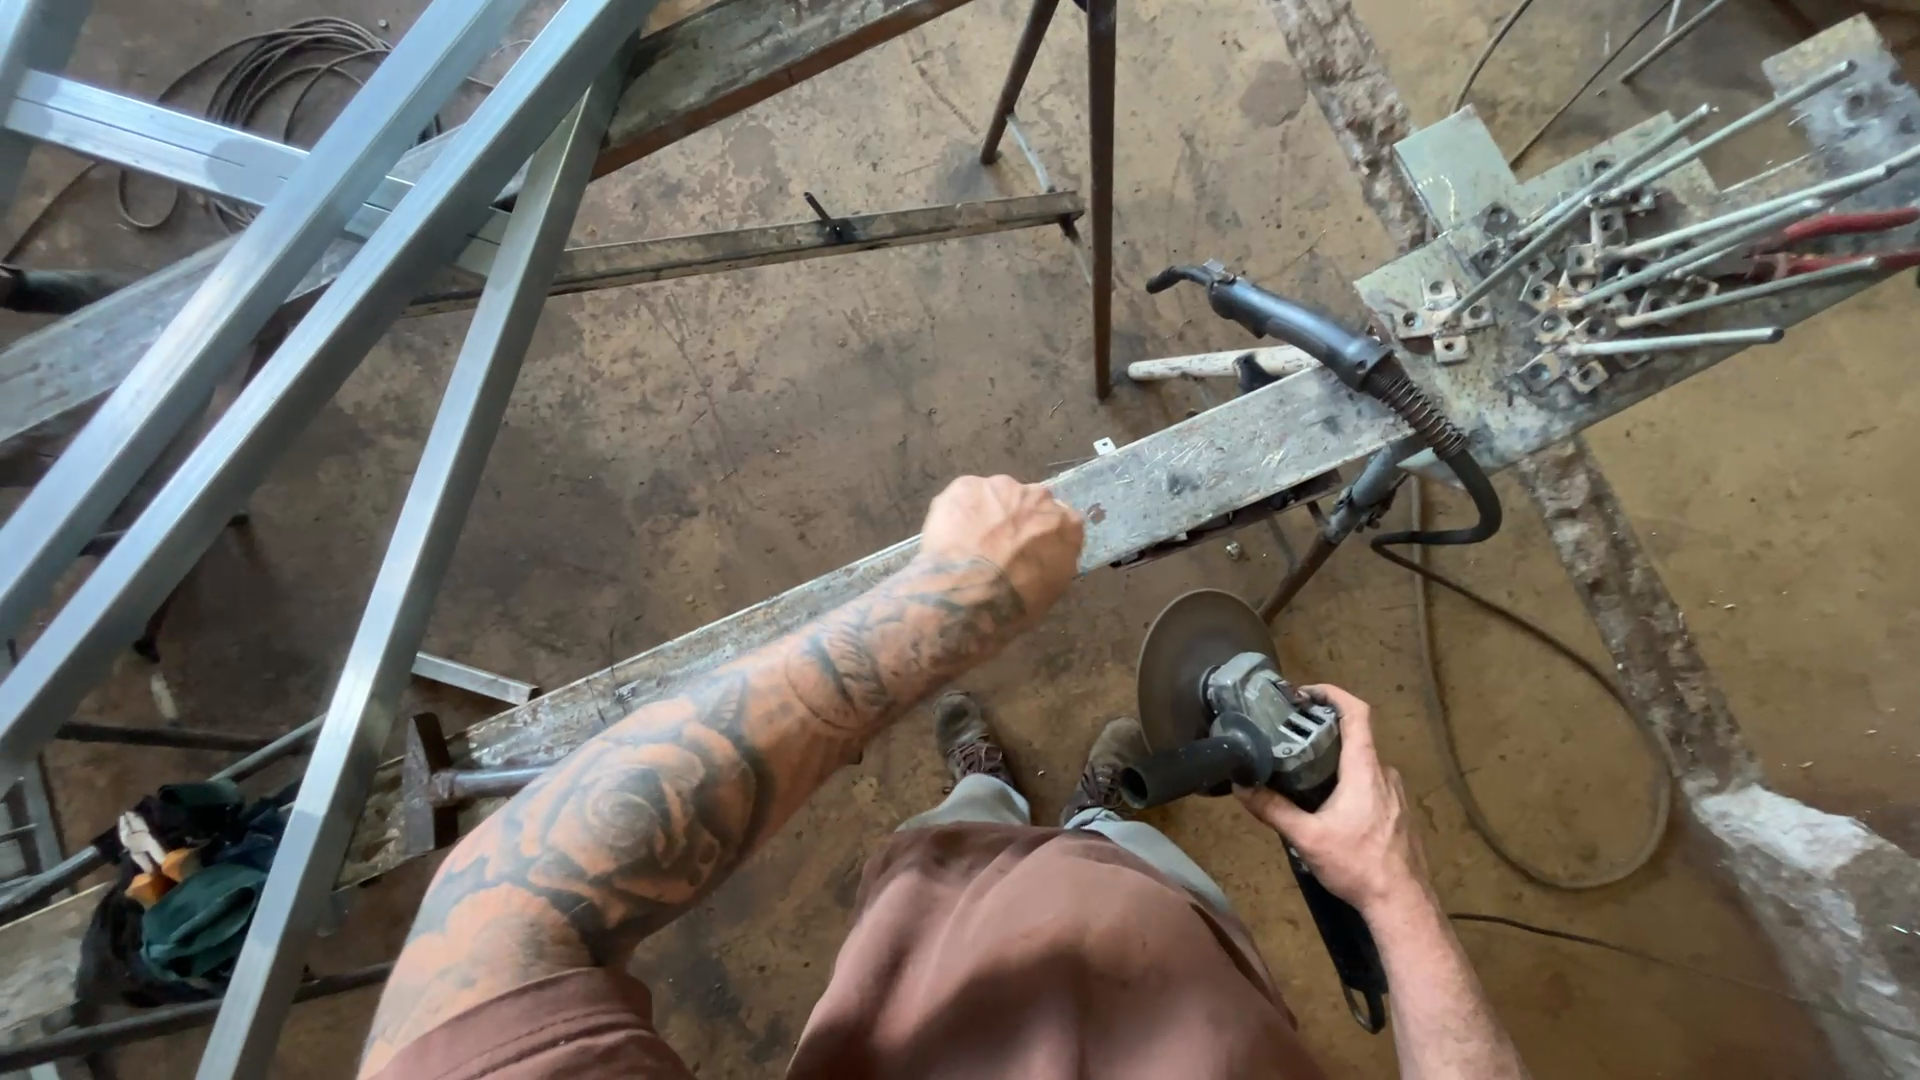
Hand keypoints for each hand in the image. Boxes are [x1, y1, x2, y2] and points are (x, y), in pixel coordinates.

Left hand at [919, 475, 1083, 616]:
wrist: (967, 592)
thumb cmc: (1014, 603)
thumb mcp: (1051, 590)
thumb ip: (1053, 561)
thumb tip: (1042, 555)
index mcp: (1066, 524)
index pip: (1061, 522)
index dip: (1041, 535)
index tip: (1028, 549)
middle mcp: (1039, 497)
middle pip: (1027, 503)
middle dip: (1014, 519)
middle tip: (997, 545)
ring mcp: (1002, 487)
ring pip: (994, 496)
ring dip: (985, 513)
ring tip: (968, 542)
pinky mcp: (966, 485)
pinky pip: (964, 497)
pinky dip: (957, 512)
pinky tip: (948, 537)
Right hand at [1237, 685, 1432, 917]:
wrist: (1403, 906)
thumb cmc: (1358, 864)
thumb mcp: (1306, 838)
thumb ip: (1272, 809)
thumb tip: (1240, 786)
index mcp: (1365, 769)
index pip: (1357, 713)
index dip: (1333, 694)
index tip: (1305, 693)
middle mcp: (1384, 774)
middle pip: (1355, 737)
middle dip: (1322, 730)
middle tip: (1290, 735)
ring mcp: (1395, 794)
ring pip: (1362, 763)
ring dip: (1334, 759)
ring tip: (1302, 770)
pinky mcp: (1398, 814)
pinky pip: (1370, 784)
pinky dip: (1347, 781)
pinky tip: (1327, 804)